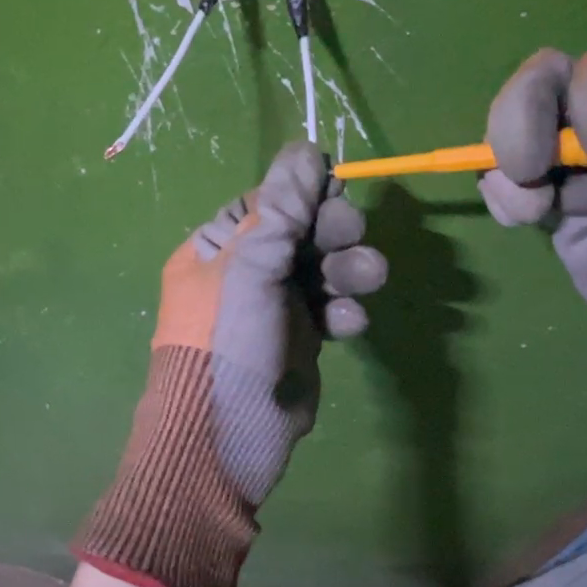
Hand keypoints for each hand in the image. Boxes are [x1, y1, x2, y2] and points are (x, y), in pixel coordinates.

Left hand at [75, 142, 386, 586]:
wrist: (221, 438)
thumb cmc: (226, 340)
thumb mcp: (252, 264)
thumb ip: (284, 206)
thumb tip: (307, 148)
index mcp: (217, 246)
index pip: (269, 201)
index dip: (306, 195)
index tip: (339, 193)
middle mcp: (243, 271)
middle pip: (302, 233)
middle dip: (334, 234)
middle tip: (354, 239)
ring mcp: (272, 307)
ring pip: (322, 271)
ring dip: (348, 272)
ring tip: (369, 280)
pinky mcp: (298, 340)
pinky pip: (328, 311)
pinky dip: (343, 313)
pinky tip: (348, 327)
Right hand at [480, 27, 586, 520]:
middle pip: (551, 74)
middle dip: (534, 110)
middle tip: (554, 172)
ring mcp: (579, 169)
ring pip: (516, 113)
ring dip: (507, 142)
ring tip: (530, 201)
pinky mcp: (552, 209)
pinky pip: (501, 176)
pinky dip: (498, 189)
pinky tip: (523, 219)